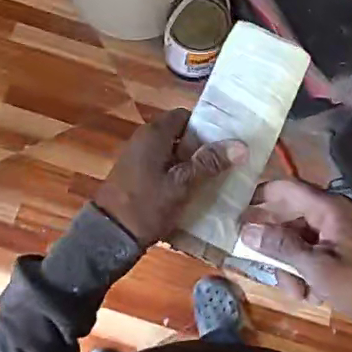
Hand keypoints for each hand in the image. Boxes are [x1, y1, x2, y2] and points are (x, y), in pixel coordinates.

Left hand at [95, 107, 246, 247]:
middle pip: (179, 134)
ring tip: (215, 176)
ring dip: (190, 163)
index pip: (184, 116)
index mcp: (153, 134)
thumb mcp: (182, 184)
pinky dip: (177, 174)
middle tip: (226, 160)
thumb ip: (209, 163)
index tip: (225, 141)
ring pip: (171, 153)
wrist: (110, 235)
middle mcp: (143, 140)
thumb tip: (241, 145)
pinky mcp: (135, 176)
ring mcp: (137, 158)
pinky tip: (193, 190)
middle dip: (201, 146)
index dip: (206, 126)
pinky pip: (162, 167)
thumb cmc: (147, 205)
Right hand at [238, 179, 351, 332]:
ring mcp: (341, 232)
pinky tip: (313, 294)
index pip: (286, 188)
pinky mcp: (347, 250)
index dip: (259, 195)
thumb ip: (280, 246)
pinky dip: (309, 272)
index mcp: (330, 208)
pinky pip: (316, 253)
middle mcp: (334, 214)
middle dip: (275, 245)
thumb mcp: (316, 268)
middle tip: (264, 267)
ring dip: (292, 266)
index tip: (236, 211)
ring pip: (300, 241)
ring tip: (299, 293)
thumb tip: (246, 229)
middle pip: (290, 218)